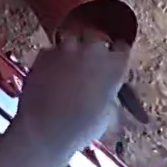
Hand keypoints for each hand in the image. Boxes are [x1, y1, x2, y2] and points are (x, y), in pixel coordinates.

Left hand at [11, 30, 129, 155]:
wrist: (44, 128)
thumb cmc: (82, 128)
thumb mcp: (108, 114)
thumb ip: (111, 94)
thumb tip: (109, 92)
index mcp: (114, 65)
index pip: (122, 47)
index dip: (117, 56)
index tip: (112, 63)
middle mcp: (93, 50)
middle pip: (96, 38)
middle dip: (93, 49)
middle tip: (88, 66)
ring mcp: (67, 48)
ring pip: (72, 39)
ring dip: (72, 50)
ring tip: (68, 69)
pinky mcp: (45, 52)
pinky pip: (53, 50)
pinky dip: (53, 58)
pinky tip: (50, 74)